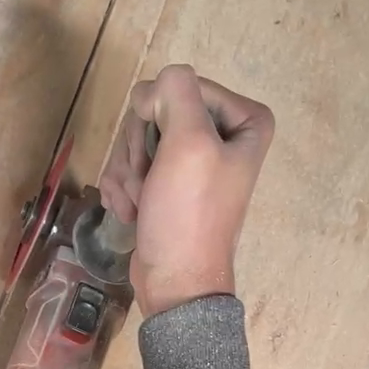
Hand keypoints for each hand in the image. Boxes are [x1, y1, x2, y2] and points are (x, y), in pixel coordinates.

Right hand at [98, 65, 273, 316]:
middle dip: (138, 152)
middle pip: (155, 114)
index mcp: (244, 120)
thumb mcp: (187, 141)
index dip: (158, 116)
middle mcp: (220, 136)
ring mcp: (190, 163)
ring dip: (127, 175)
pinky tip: (131, 213)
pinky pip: (131, 168)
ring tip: (138, 204)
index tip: (158, 154)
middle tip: (145, 184)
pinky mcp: (165, 187)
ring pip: (137, 142)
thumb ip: (174, 91)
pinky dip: (124, 191)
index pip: (179, 86)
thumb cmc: (187, 215)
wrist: (175, 282)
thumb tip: (151, 91)